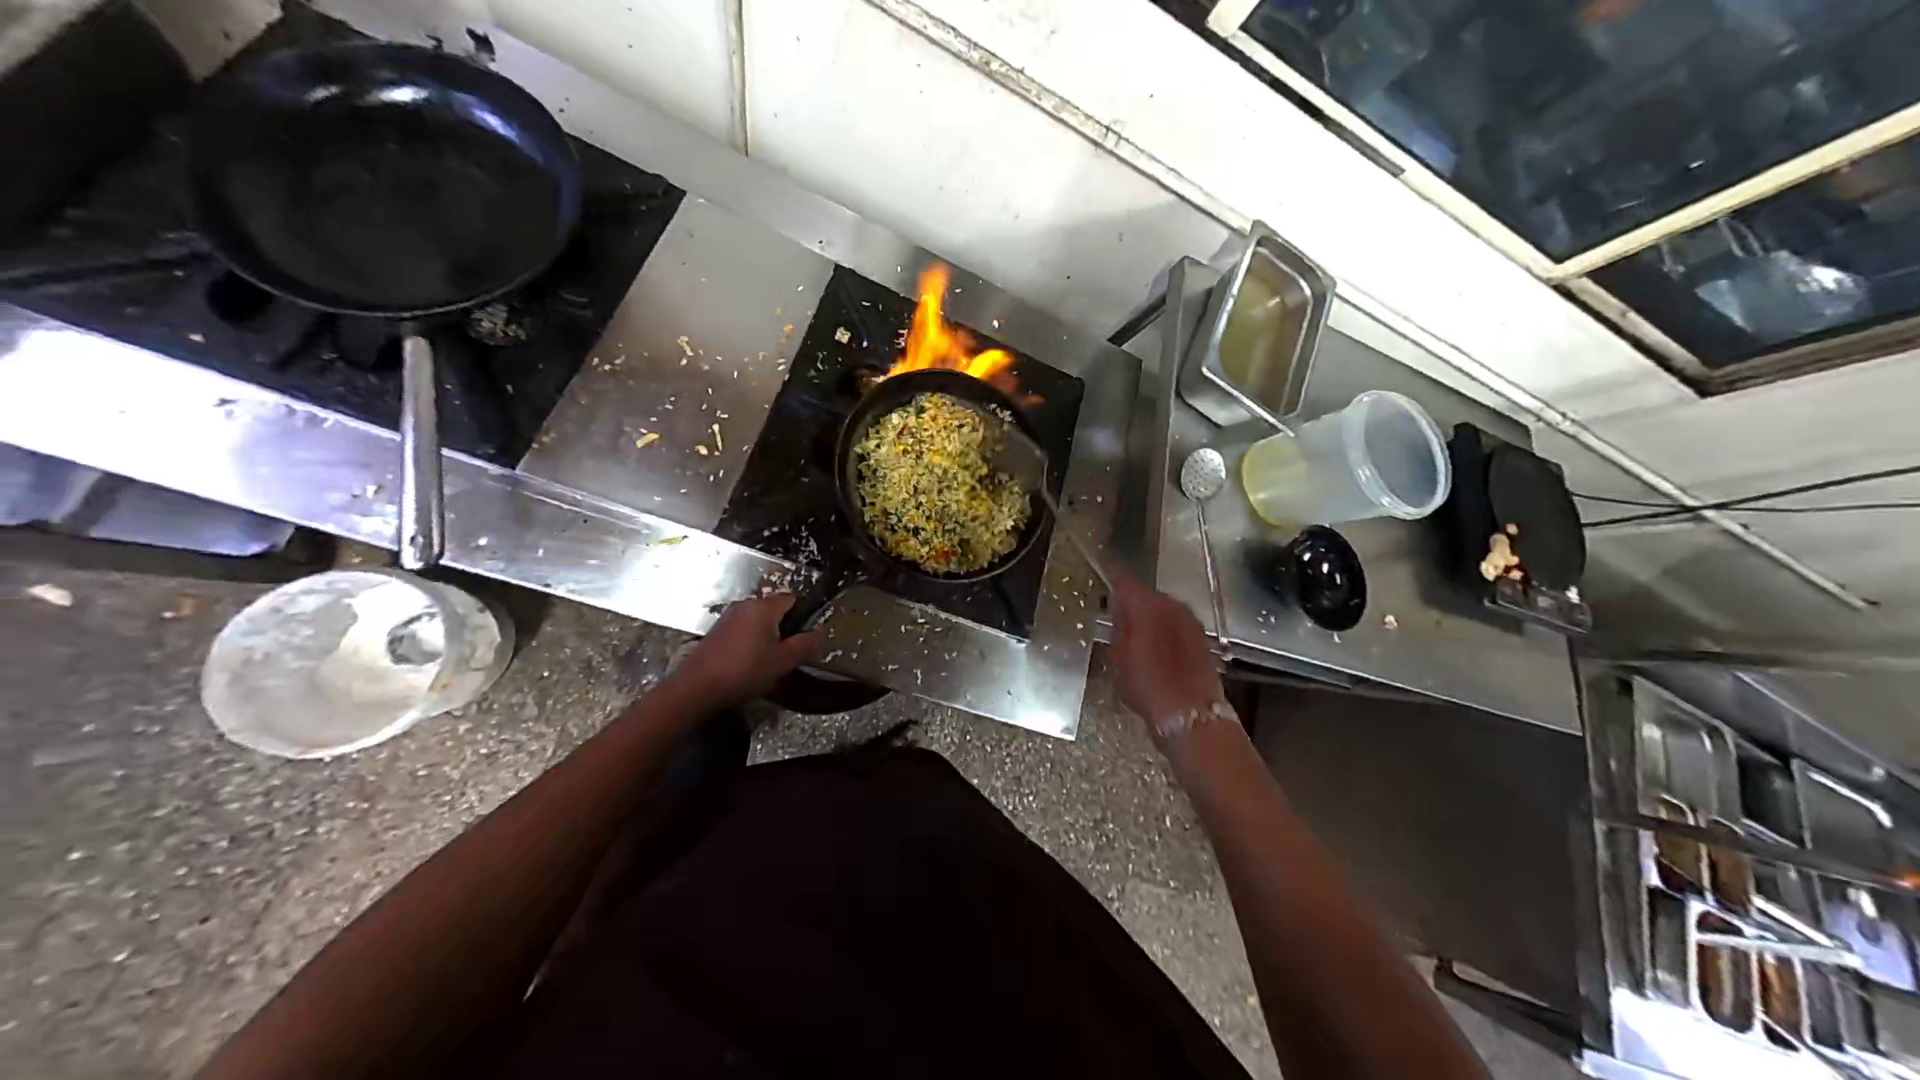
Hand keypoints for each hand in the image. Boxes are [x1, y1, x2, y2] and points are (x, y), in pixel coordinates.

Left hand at [663, 594, 822, 709]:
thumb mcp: (784, 661)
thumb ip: (805, 644)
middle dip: (783, 627)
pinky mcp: (716, 631)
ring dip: (765, 636)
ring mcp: (728, 617)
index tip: (803, 636)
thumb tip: (819, 632)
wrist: (698, 687)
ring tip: (768, 661)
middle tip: (787, 652)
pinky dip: (749, 641)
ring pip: (757, 621)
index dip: (802, 615)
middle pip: (773, 609)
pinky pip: (742, 629)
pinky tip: (748, 663)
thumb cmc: (746, 670)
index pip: (792, 598)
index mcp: (764, 607)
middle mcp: (745, 605)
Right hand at [1108, 569, 1226, 746]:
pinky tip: (1157, 650)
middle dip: (1131, 604)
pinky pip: (1175, 624)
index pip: (1124, 580)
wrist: (1190, 715)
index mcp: (1148, 605)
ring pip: (1162, 609)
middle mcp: (1172, 605)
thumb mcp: (1119, 657)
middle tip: (1115, 622)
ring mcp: (1190, 620)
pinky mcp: (1202, 637)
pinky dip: (1165, 630)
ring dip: (1149, 618)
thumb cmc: (1148, 687)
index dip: (1111, 579)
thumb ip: (1118, 625)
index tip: (1102, 579)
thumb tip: (1118, 607)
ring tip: (1136, 640)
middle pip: (1145, 595)